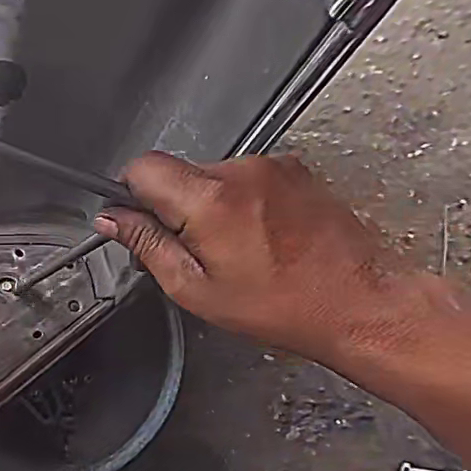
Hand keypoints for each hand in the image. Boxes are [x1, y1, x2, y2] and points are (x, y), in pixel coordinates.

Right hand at [99, 153, 430, 368]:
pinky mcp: (293, 170)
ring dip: (209, 210)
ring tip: (236, 253)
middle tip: (195, 255)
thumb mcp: (195, 288)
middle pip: (178, 173)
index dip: (130, 194)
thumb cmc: (284, 305)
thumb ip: (147, 246)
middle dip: (173, 209)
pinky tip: (258, 241)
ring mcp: (272, 166)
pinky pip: (244, 179)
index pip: (143, 167)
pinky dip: (239, 205)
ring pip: (211, 177)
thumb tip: (114, 220)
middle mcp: (241, 170)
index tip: (136, 220)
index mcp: (210, 200)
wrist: (356, 301)